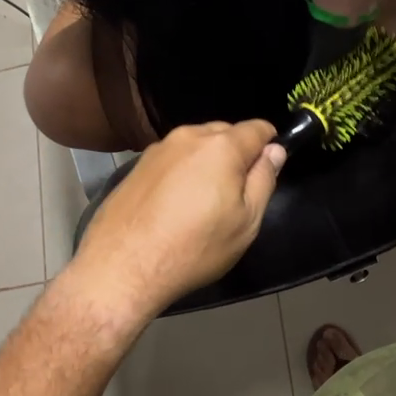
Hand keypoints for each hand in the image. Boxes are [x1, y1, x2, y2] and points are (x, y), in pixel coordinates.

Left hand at [65, 121, 284, 322]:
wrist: (122, 268)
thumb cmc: (194, 248)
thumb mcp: (245, 222)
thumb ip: (264, 180)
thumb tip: (274, 151)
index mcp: (221, 146)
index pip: (258, 128)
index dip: (270, 145)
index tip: (267, 170)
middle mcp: (188, 136)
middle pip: (225, 133)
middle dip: (237, 154)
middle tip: (234, 194)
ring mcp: (158, 149)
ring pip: (196, 145)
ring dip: (207, 162)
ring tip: (201, 202)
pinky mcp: (136, 166)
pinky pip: (172, 159)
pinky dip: (181, 172)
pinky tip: (174, 206)